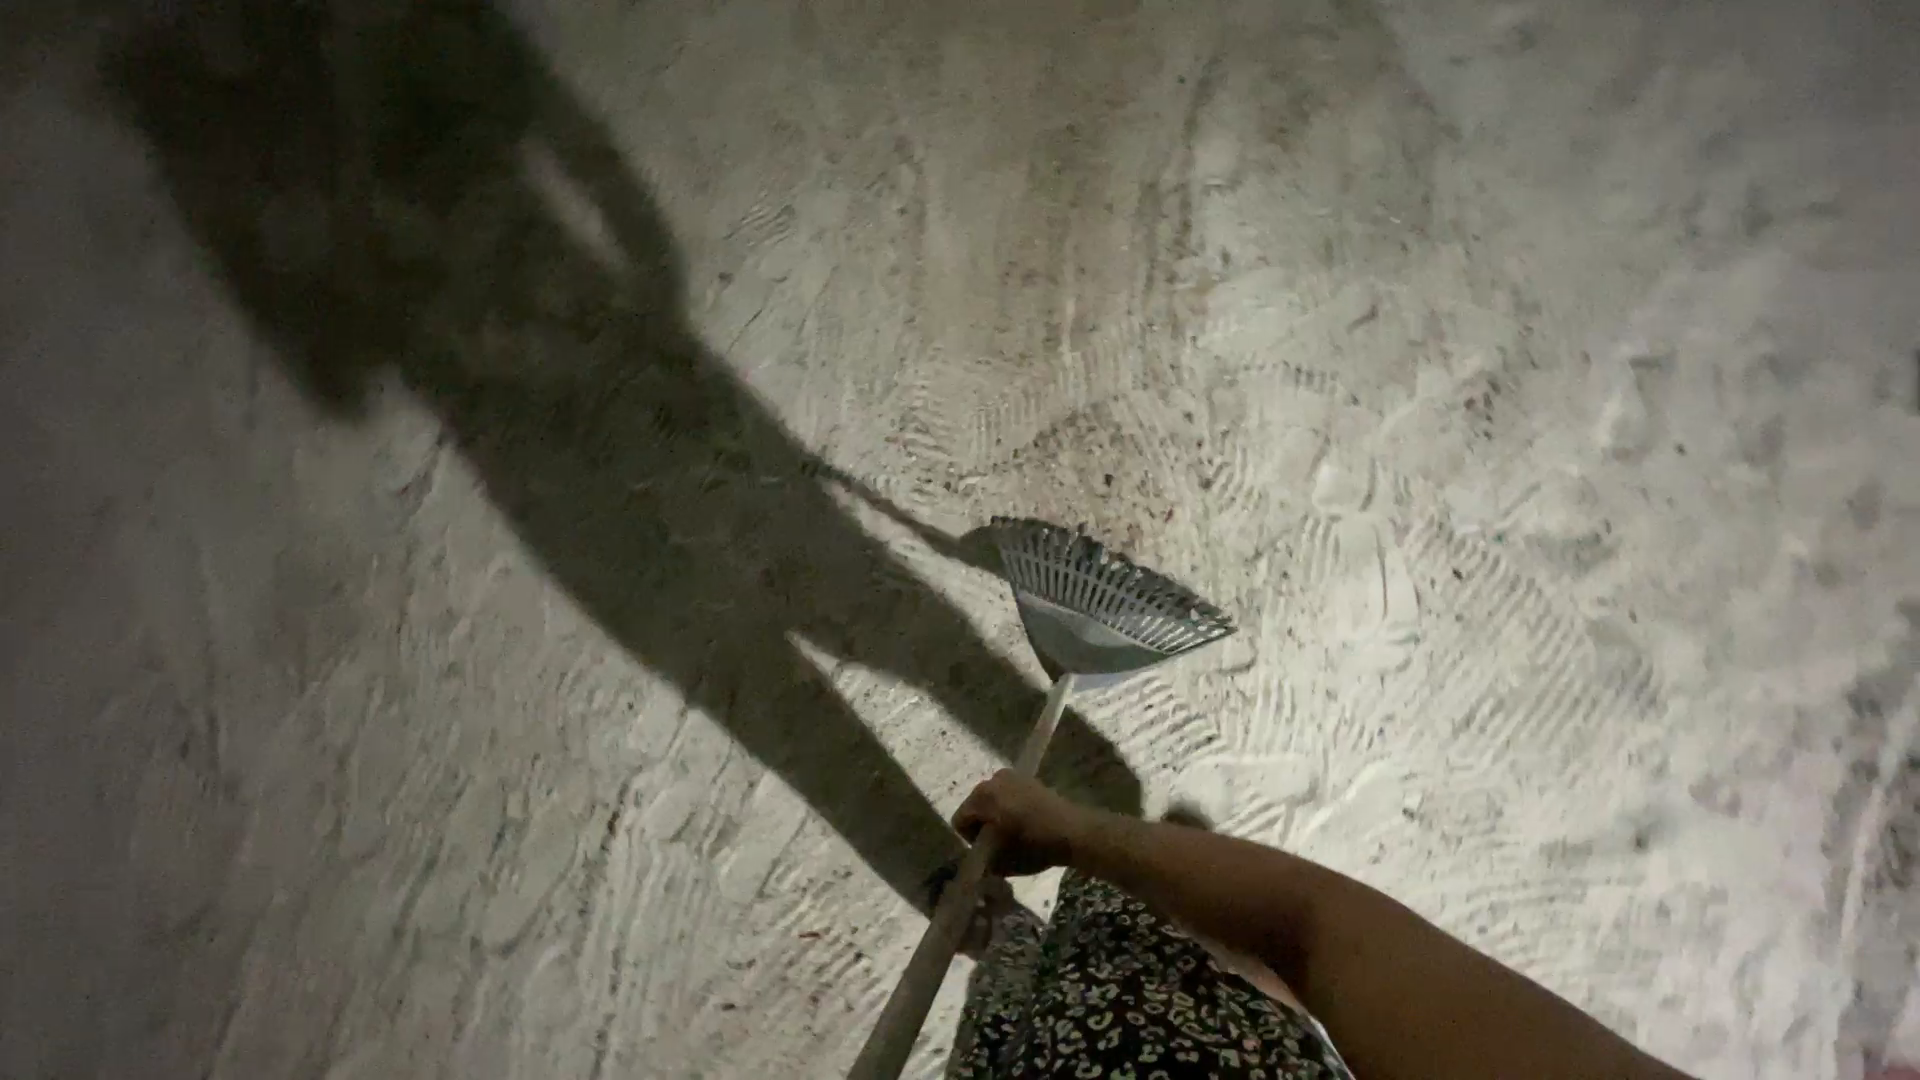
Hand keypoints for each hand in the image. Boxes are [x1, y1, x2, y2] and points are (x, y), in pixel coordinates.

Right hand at [952, 770, 1095, 875]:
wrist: (1073, 831)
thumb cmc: (1034, 846)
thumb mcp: (1003, 863)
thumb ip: (983, 862)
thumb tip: (979, 861)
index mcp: (982, 797)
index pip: (960, 820)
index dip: (970, 839)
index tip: (988, 851)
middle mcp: (992, 780)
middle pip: (974, 806)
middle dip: (982, 824)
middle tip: (999, 843)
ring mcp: (1011, 775)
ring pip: (991, 799)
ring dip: (996, 814)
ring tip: (1013, 832)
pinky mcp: (1027, 778)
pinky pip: (1007, 793)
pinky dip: (1009, 806)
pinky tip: (1024, 821)